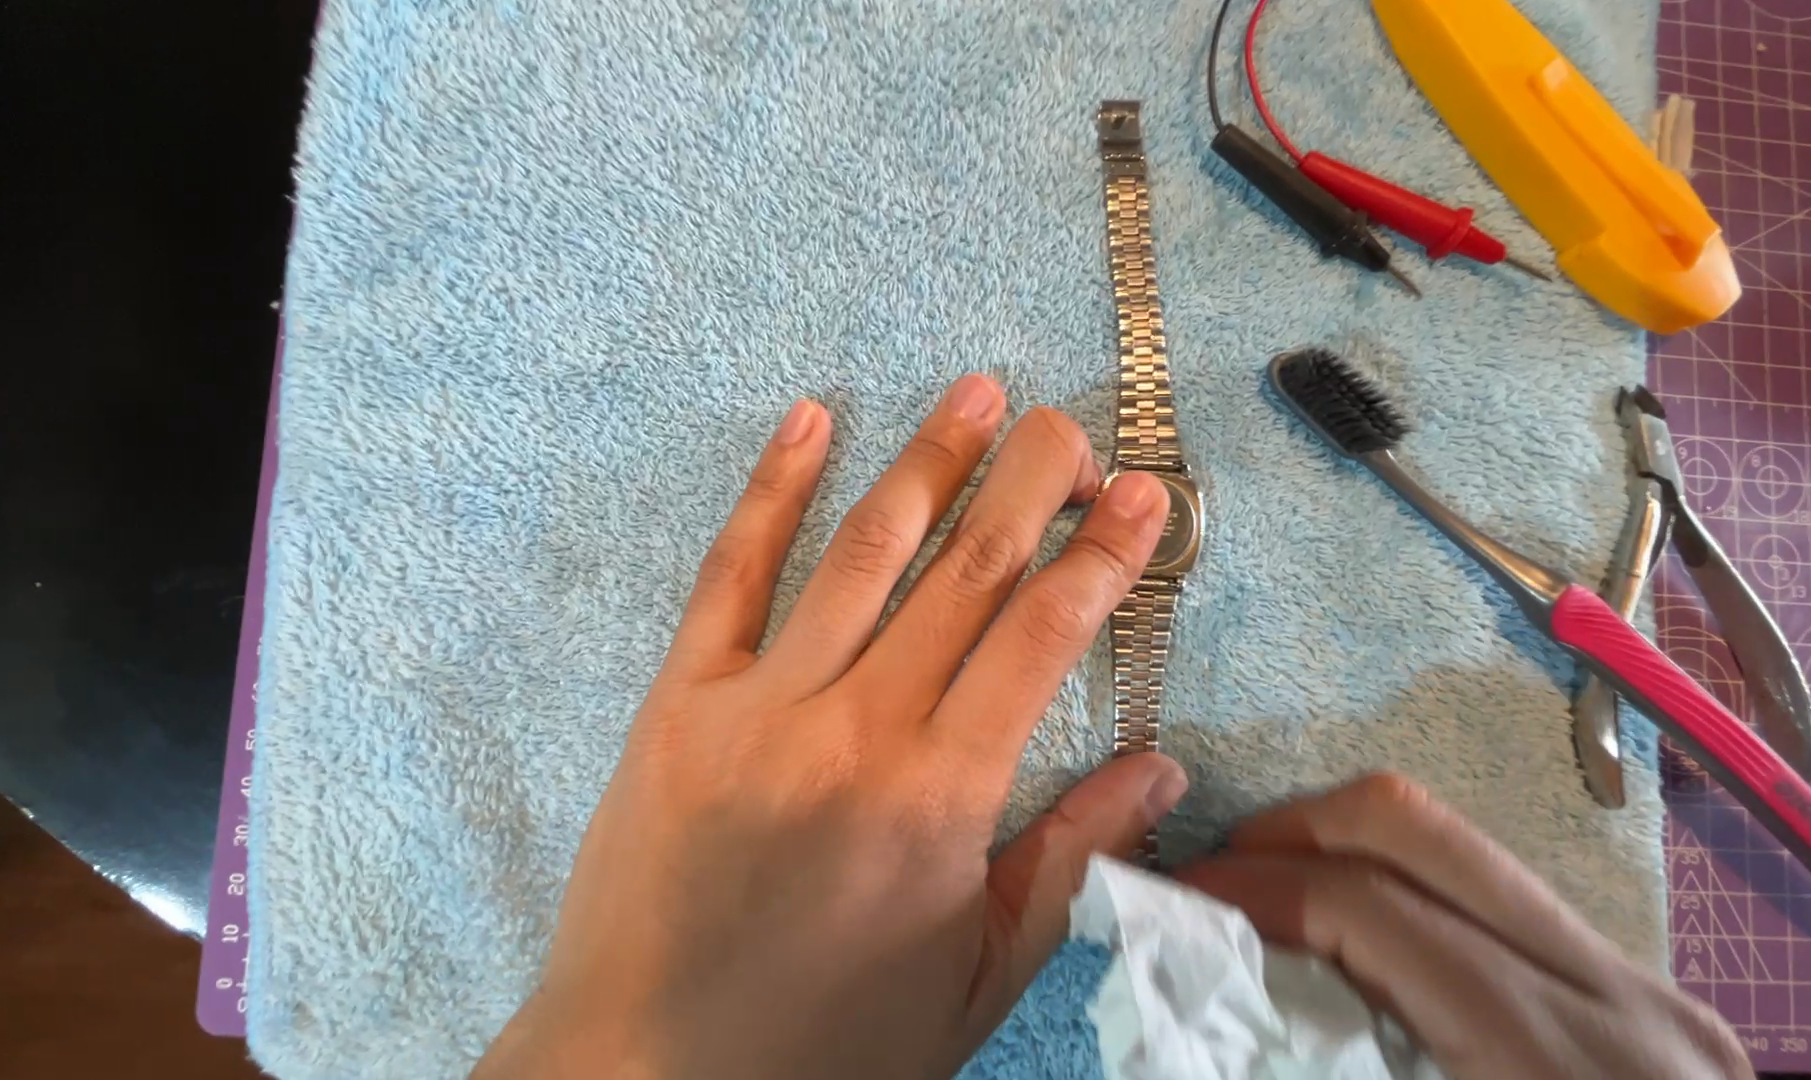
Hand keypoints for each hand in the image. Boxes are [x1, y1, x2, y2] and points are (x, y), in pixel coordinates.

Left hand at [473, 375, 1187, 1079]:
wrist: (649, 1075)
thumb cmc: (829, 1042)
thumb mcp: (977, 974)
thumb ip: (1070, 856)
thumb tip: (1161, 765)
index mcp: (942, 798)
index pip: (1043, 638)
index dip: (1102, 555)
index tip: (1140, 492)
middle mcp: (858, 727)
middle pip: (965, 572)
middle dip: (1028, 483)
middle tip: (1066, 423)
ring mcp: (760, 701)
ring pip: (863, 552)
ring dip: (927, 463)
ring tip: (974, 395)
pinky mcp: (682, 696)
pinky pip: (731, 572)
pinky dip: (773, 490)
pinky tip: (810, 420)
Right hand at [1179, 774, 1752, 1079]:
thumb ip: (1310, 1066)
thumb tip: (1199, 1012)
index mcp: (1562, 1066)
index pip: (1372, 912)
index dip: (1255, 891)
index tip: (1183, 903)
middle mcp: (1620, 998)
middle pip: (1411, 828)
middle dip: (1286, 829)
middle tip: (1222, 872)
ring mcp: (1635, 979)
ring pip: (1446, 835)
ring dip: (1331, 840)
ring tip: (1272, 885)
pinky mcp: (1629, 981)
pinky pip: (1473, 879)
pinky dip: (1385, 874)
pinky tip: (1348, 924)